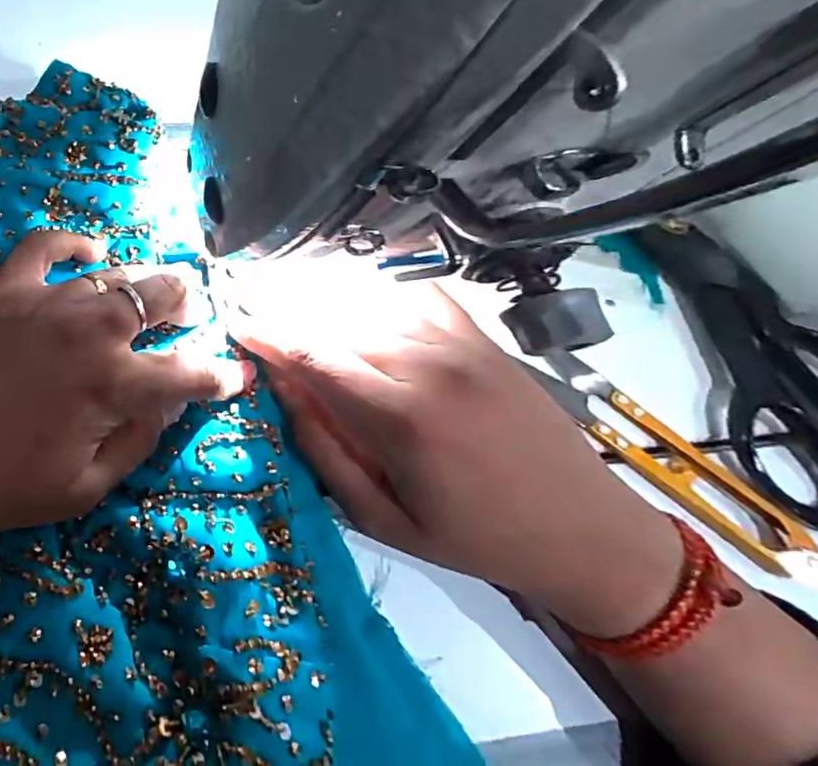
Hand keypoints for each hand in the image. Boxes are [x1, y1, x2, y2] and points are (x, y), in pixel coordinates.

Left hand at [0, 230, 245, 655]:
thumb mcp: (79, 491)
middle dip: (188, 304)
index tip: (235, 374)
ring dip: (146, 278)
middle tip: (196, 309)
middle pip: (159, 300)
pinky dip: (72, 241)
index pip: (187, 374)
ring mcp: (45, 303)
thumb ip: (136, 442)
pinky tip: (91, 249)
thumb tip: (173, 402)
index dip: (219, 375)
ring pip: (115, 275)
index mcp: (113, 386)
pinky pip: (45, 247)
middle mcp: (89, 332)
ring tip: (161, 283)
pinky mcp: (4, 290)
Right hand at [229, 265, 680, 636]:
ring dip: (322, 288)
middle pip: (334, 316)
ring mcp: (458, 344)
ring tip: (284, 281)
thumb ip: (325, 452)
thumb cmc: (475, 537)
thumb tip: (281, 389)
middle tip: (246, 289)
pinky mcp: (481, 337)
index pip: (311, 354)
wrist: (584, 529)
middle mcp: (425, 365)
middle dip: (283, 302)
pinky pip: (418, 293)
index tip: (234, 319)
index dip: (266, 332)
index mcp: (398, 417)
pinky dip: (378, 285)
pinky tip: (353, 285)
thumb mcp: (385, 520)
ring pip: (370, 299)